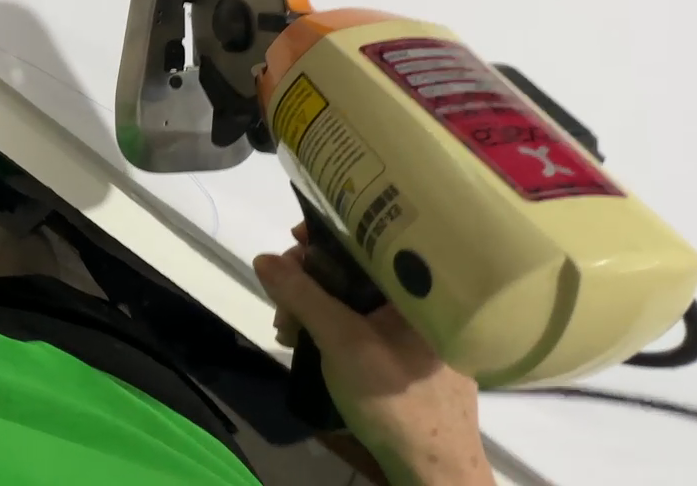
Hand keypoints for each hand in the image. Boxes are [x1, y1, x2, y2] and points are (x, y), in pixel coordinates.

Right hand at [254, 226, 493, 485]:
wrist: (433, 474)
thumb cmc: (397, 403)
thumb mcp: (342, 343)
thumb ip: (303, 296)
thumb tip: (263, 258)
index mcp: (420, 297)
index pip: (372, 243)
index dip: (330, 234)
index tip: (294, 240)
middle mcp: (419, 308)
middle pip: (353, 271)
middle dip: (308, 279)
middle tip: (281, 303)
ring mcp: (411, 334)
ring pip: (351, 298)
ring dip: (311, 305)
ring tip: (287, 330)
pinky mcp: (401, 356)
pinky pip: (357, 322)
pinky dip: (327, 325)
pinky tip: (305, 341)